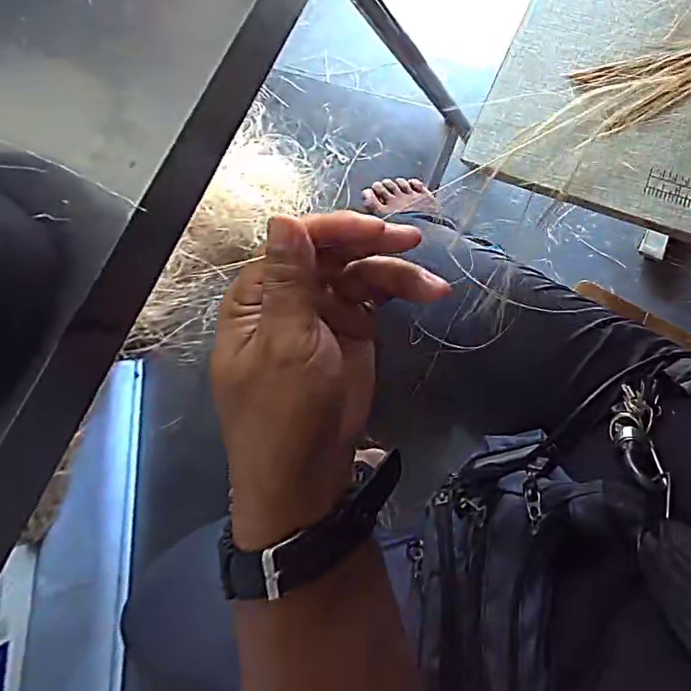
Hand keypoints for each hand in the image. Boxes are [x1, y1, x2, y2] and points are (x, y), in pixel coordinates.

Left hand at [211, 212, 450, 548]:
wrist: (307, 469)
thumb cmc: (283, 410)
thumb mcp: (286, 343)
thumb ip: (289, 281)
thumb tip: (282, 221)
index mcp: (258, 296)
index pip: (295, 243)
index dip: (335, 230)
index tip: (377, 230)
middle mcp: (291, 295)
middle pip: (334, 251)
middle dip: (372, 243)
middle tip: (410, 241)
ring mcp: (325, 309)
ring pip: (363, 271)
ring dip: (398, 272)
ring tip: (432, 286)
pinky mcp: (354, 325)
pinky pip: (379, 294)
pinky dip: (403, 290)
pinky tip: (429, 293)